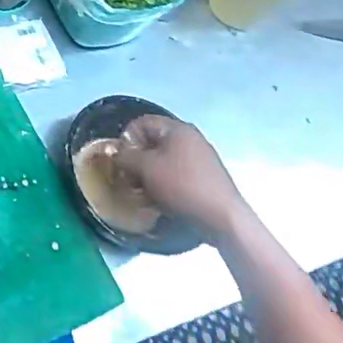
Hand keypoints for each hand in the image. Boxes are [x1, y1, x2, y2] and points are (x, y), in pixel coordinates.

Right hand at [110, 115, 253, 243]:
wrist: (224, 219)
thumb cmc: (182, 186)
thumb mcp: (144, 168)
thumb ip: (124, 156)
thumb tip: (117, 155)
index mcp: (177, 129)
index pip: (141, 123)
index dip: (126, 139)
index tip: (123, 160)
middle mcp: (191, 138)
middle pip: (152, 142)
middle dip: (137, 159)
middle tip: (131, 177)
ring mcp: (202, 158)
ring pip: (164, 159)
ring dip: (150, 173)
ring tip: (145, 192)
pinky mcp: (207, 178)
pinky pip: (178, 173)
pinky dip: (166, 182)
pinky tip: (163, 199)